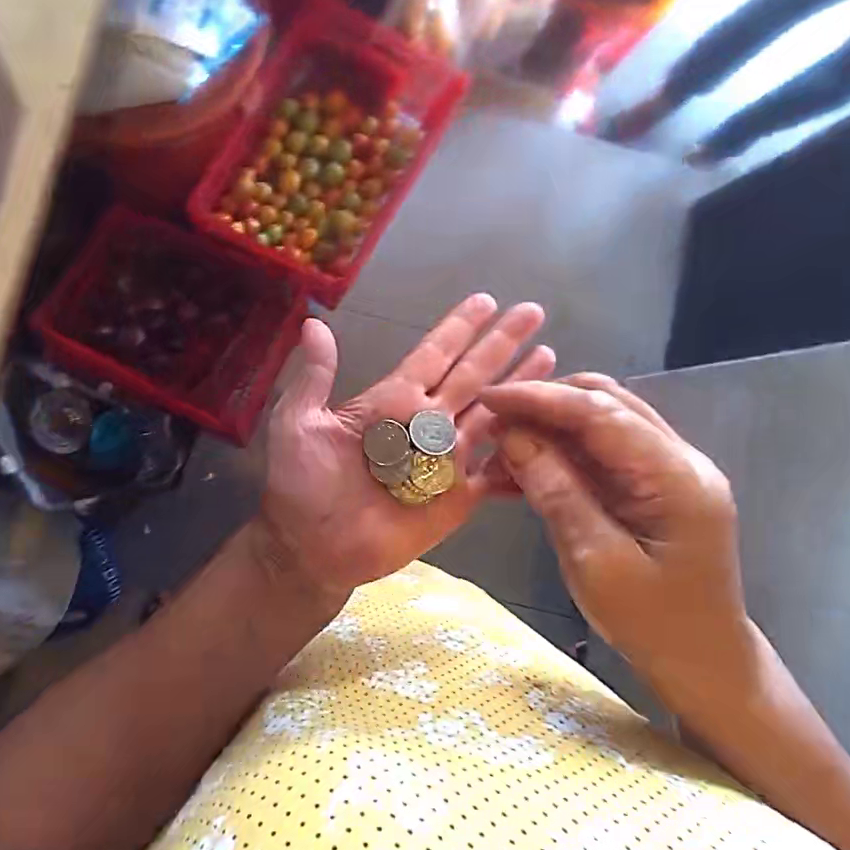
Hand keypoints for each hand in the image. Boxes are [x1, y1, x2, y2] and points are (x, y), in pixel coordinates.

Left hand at [257, 294, 553, 596]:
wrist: (310, 548)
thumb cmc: (300, 485)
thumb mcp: (298, 423)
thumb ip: (315, 376)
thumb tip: (314, 322)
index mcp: (391, 400)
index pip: (433, 354)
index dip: (458, 328)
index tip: (485, 301)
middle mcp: (425, 423)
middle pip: (472, 374)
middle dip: (502, 343)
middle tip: (532, 311)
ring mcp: (445, 460)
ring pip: (492, 415)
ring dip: (520, 386)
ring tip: (551, 357)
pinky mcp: (458, 497)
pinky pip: (497, 473)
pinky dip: (521, 454)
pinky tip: (548, 433)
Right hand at [477, 374, 749, 687]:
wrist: (703, 664)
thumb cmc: (654, 623)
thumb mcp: (596, 562)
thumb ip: (557, 492)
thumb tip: (512, 437)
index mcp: (675, 476)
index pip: (601, 411)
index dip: (540, 398)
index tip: (487, 398)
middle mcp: (677, 458)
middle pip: (604, 402)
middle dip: (542, 405)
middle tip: (488, 424)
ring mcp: (666, 469)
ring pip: (599, 421)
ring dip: (546, 428)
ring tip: (496, 451)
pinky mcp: (650, 484)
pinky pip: (598, 452)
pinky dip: (557, 453)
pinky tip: (519, 470)